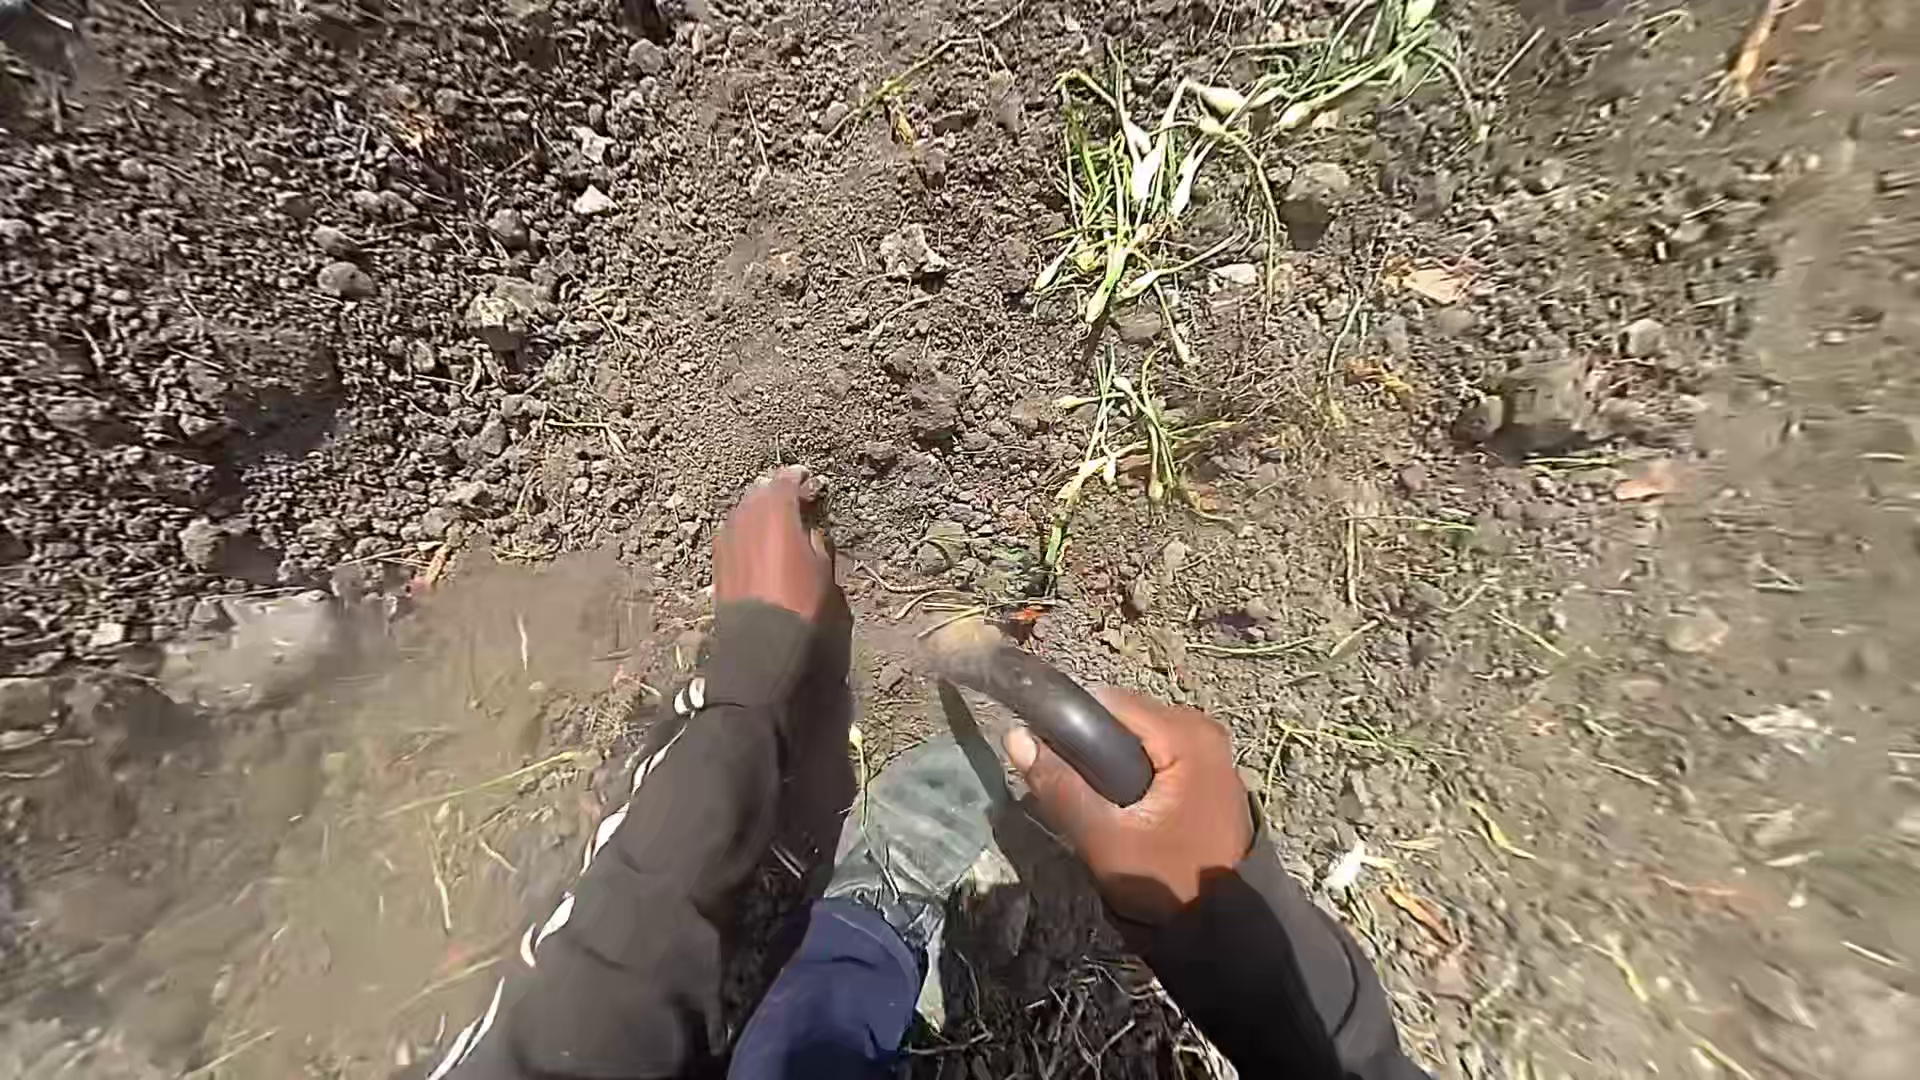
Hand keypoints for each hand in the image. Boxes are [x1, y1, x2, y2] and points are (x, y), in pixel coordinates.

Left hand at [712, 466, 830, 621]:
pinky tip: (758, 542)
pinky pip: (734, 530)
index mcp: (776, 513)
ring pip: (744, 510)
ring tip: (776, 522)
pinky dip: (747, 529)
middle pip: (760, 492)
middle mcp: (747, 516)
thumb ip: (814, 539)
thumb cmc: (799, 599)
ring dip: (760, 511)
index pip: (785, 481)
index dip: (798, 477)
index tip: (808, 478)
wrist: (759, 637)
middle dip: (777, 492)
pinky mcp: (718, 556)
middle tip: (795, 500)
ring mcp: (728, 535)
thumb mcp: (822, 567)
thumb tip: (807, 531)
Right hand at [1006, 687, 1252, 923]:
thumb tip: (1015, 738)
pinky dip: (1133, 764)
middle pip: (1123, 714)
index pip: (1109, 701)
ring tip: (1095, 796)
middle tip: (1075, 784)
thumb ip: (1059, 787)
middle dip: (1093, 741)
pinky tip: (1122, 799)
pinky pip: (1155, 747)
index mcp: (1186, 734)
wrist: (1226, 936)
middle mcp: (1202, 728)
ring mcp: (1208, 748)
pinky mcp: (1207, 767)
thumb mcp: (1104, 839)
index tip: (1049, 752)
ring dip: (1110, 754)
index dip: (1072, 721)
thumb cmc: (1167, 882)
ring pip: (1136, 731)